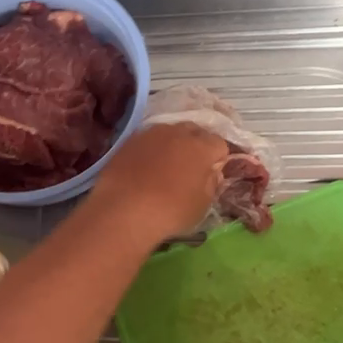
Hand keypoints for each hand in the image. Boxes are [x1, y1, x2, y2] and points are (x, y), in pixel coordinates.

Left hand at [86, 122, 229, 240]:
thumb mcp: (202, 205)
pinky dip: (151, 149)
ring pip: (170, 132)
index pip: (219, 144)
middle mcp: (178, 133)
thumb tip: (212, 172)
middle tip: (191, 167)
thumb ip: (211, 183)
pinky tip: (146, 166)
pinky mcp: (129, 140)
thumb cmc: (170, 211)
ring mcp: (151, 133)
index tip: (211, 174)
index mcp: (201, 147)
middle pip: (195, 132)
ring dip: (173, 144)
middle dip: (197, 145)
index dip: (218, 158)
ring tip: (167, 165)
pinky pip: (148, 139)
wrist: (123, 209)